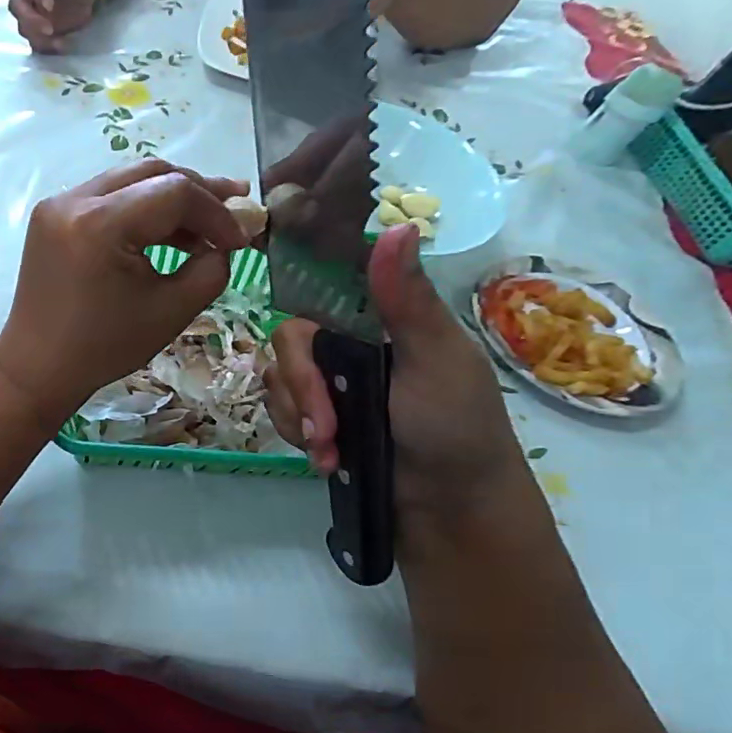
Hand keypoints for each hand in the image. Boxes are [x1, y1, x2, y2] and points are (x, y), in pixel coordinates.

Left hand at [0, 159, 249, 421]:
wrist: (38, 366)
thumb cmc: (104, 347)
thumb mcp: (172, 310)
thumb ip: (212, 266)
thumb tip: (230, 238)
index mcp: (99, 224)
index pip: (175, 193)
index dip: (216, 211)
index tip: (240, 239)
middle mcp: (73, 201)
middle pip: (152, 172)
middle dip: (198, 191)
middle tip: (235, 207)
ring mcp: (57, 204)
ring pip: (129, 180)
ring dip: (169, 197)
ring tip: (205, 223)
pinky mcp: (51, 215)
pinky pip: (106, 196)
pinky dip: (139, 207)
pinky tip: (165, 231)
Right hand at [8, 0, 98, 53]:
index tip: (51, 5)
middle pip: (17, 7)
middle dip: (31, 20)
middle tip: (50, 29)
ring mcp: (31, 13)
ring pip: (24, 27)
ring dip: (39, 36)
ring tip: (59, 41)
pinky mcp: (38, 30)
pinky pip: (35, 41)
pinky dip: (47, 46)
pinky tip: (62, 45)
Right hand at [262, 225, 527, 517]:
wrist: (447, 508)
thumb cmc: (454, 425)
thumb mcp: (436, 357)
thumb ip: (406, 299)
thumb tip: (399, 224)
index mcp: (379, 320)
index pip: (317, 294)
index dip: (302, 319)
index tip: (302, 348)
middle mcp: (348, 345)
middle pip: (288, 344)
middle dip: (301, 390)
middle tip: (325, 427)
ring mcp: (329, 384)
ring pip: (277, 379)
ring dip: (297, 418)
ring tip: (328, 450)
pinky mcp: (316, 418)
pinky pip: (279, 410)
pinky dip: (296, 434)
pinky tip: (324, 458)